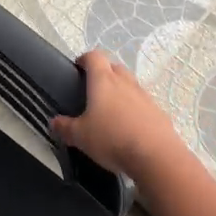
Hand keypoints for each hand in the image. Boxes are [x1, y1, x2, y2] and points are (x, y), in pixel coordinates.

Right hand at [50, 49, 186, 179]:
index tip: (78, 68)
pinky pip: (145, 106)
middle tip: (94, 91)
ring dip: (122, 93)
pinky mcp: (161, 115)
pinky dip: (137, 112)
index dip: (85, 59)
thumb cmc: (113, 139)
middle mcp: (126, 83)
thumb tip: (54, 123)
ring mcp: (146, 98)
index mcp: (103, 81)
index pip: (94, 56)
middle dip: (105, 74)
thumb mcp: (80, 136)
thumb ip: (65, 127)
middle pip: (115, 68)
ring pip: (132, 86)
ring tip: (113, 114)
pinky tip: (132, 130)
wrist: (159, 159)